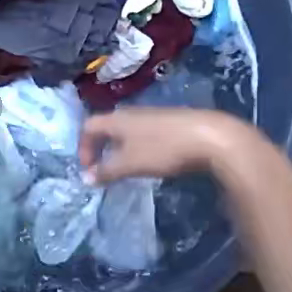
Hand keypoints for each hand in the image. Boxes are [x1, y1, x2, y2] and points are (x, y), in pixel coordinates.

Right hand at [79, 108, 247, 184]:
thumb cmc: (163, 149)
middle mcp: (131, 113)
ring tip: (126, 169)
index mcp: (117, 119)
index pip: (88, 126)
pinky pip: (144, 134)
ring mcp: (152, 116)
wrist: (209, 137)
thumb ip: (106, 171)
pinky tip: (151, 161)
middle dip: (100, 149)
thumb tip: (85, 177)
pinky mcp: (170, 123)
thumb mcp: (129, 163)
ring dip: (120, 149)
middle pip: (107, 127)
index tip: (89, 169)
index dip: (82, 147)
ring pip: (126, 131)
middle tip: (104, 171)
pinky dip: (138, 148)